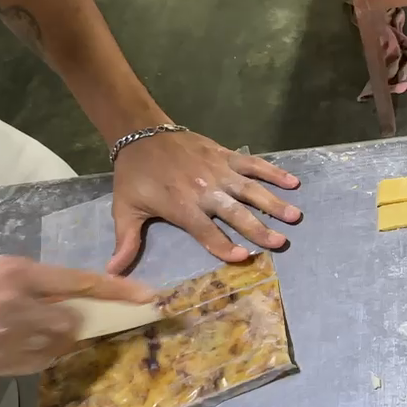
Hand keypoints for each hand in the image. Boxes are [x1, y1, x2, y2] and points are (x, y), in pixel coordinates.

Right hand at [0, 256, 152, 378]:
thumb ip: (28, 286)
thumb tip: (68, 302)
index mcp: (14, 272)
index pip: (82, 282)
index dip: (120, 291)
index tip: (150, 298)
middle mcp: (16, 304)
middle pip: (75, 321)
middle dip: (81, 324)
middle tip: (78, 323)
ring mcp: (4, 338)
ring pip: (58, 346)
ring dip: (59, 343)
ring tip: (33, 335)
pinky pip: (36, 364)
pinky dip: (40, 358)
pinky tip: (22, 349)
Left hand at [108, 131, 301, 271]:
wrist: (140, 133)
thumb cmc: (135, 176)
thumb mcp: (125, 209)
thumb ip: (126, 241)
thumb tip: (112, 274)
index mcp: (182, 205)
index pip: (206, 230)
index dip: (223, 244)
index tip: (243, 257)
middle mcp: (205, 189)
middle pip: (235, 212)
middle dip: (259, 227)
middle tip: (280, 241)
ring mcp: (219, 170)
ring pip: (250, 189)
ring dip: (273, 202)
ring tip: (294, 216)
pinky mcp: (226, 155)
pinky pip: (253, 164)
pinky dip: (273, 172)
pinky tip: (293, 182)